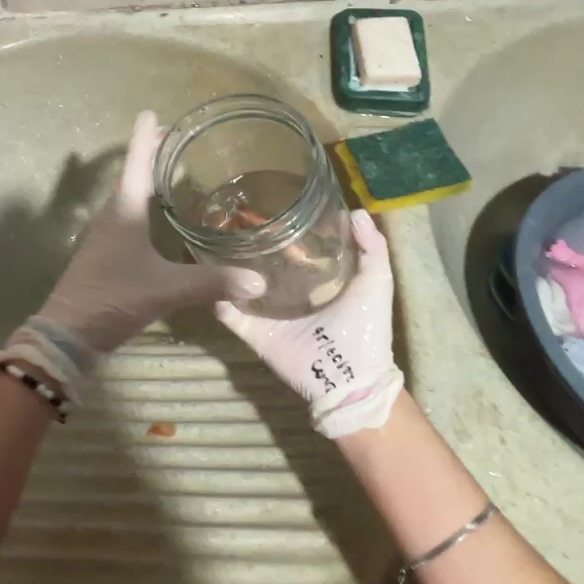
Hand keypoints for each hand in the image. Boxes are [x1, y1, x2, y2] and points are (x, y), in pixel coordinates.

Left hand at [0, 111, 266, 400]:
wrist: (67, 333)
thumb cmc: (113, 297)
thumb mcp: (166, 289)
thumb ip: (212, 283)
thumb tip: (259, 281)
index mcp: (124, 211)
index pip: (138, 163)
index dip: (146, 137)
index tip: (151, 112)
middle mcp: (112, 216)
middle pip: (133, 176)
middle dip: (150, 155)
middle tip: (172, 137)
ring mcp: (105, 236)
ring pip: (128, 198)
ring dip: (145, 181)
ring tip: (169, 172)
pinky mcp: (105, 256)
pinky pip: (126, 219)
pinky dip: (143, 208)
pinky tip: (157, 220)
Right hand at [215, 209, 403, 437]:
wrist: (353, 379)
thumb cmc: (366, 329)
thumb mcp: (376, 282)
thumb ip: (373, 248)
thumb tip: (354, 211)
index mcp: (310, 280)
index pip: (288, 249)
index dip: (278, 229)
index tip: (262, 205)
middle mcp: (284, 292)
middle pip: (257, 263)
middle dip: (242, 244)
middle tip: (225, 219)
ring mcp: (265, 312)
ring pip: (236, 284)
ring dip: (222, 268)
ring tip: (207, 242)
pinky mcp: (253, 332)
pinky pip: (228, 314)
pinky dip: (216, 299)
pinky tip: (209, 280)